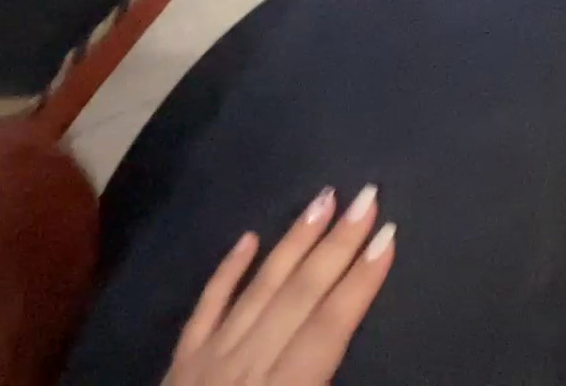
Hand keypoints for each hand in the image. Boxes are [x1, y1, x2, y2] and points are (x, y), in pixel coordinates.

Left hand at [164, 185, 396, 384]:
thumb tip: (346, 353)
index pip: (326, 331)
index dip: (360, 284)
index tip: (389, 236)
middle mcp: (241, 373)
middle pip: (298, 298)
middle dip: (338, 245)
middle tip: (368, 196)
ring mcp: (203, 366)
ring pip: (257, 290)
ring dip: (294, 242)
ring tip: (324, 198)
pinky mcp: (176, 368)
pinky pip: (204, 310)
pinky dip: (226, 272)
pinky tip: (247, 238)